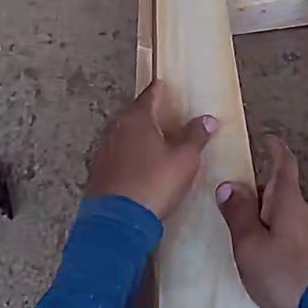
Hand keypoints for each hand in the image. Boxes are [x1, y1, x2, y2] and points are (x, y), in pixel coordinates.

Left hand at [87, 79, 217, 219]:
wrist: (118, 222)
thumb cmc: (154, 182)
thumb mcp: (185, 159)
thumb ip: (196, 136)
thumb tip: (208, 120)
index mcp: (136, 118)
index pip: (150, 94)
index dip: (160, 89)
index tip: (165, 84)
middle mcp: (116, 129)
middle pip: (135, 113)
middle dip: (150, 113)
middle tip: (167, 114)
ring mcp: (104, 150)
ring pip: (125, 134)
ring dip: (140, 135)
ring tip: (157, 140)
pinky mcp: (99, 172)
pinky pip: (119, 153)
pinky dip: (131, 153)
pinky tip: (142, 164)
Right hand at [216, 135, 307, 307]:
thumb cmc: (282, 270)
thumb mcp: (250, 243)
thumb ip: (238, 214)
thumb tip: (228, 186)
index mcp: (286, 200)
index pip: (284, 164)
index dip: (276, 149)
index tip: (267, 137)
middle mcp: (299, 210)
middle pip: (279, 186)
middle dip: (259, 179)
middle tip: (234, 178)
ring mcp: (304, 231)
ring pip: (279, 208)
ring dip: (261, 204)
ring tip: (237, 209)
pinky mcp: (304, 250)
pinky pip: (281, 226)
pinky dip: (266, 223)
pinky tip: (253, 238)